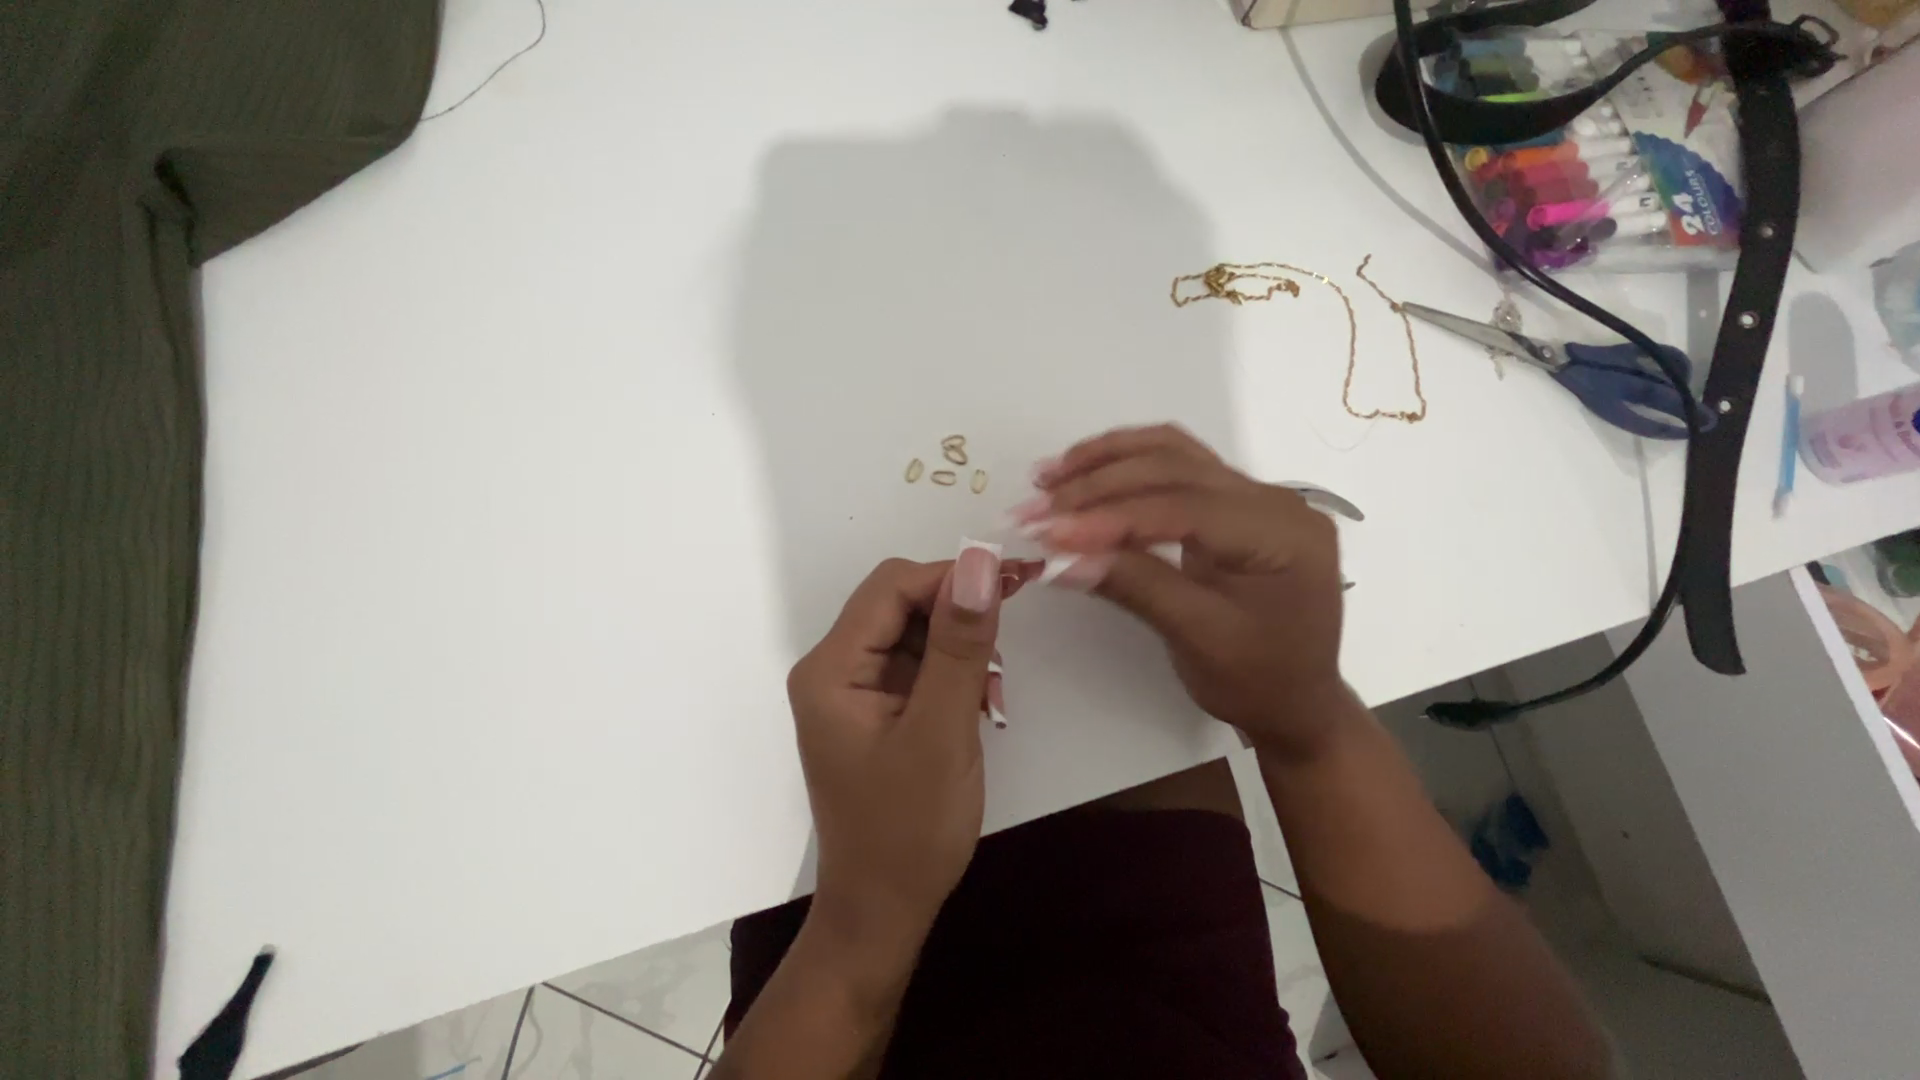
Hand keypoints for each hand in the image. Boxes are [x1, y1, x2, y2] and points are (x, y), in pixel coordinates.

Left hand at [786, 550, 1018, 938]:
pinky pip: (916, 667)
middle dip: (958, 620)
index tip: (1017, 585)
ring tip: (988, 699)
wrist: (885, 909)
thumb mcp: (942, 731)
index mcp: (832, 669)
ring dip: (960, 652)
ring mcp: (852, 692)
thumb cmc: (909, 829)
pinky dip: (952, 678)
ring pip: (914, 634)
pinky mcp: (874, 711)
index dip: (953, 577)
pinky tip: (975, 709)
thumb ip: (959, 645)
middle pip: (901, 605)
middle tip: (1001, 661)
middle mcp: (833, 669)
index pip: (892, 587)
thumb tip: (979, 561)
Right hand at [1019, 424, 1348, 760]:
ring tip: (1047, 478)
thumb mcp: (1198, 638)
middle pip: (1174, 467)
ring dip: (1105, 462)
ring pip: (1172, 453)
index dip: (1108, 517)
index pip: (1182, 506)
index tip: (1046, 534)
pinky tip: (1086, 472)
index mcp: (1281, 534)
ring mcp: (1256, 496)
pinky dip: (1126, 465)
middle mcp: (1274, 499)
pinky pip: (1177, 466)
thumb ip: (1134, 586)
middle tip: (1032, 511)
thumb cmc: (1257, 680)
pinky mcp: (1234, 503)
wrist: (1297, 702)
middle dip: (1096, 486)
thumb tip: (1058, 559)